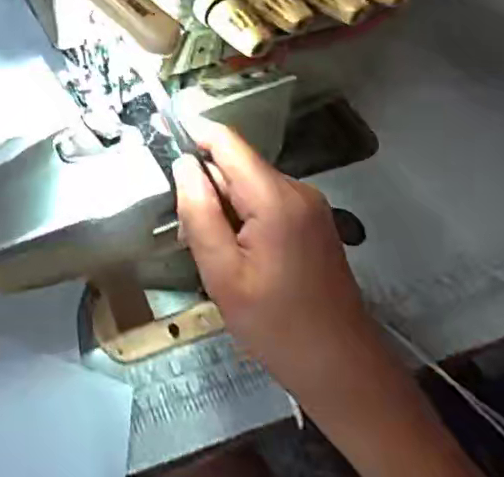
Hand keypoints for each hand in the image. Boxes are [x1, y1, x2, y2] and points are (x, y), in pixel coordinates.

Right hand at [171, 119, 373, 401]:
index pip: (226, 141)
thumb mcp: (222, 274)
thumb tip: (183, 164)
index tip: (159, 132)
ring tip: (218, 256)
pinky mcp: (312, 221)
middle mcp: (296, 189)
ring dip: (224, 207)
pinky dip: (244, 217)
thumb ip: (199, 212)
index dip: (191, 132)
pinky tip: (241, 257)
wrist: (344, 370)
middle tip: (189, 234)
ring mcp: (309, 205)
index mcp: (275, 198)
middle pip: (236, 165)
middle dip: (206, 188)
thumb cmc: (278, 326)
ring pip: (248, 184)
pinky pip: (266, 200)